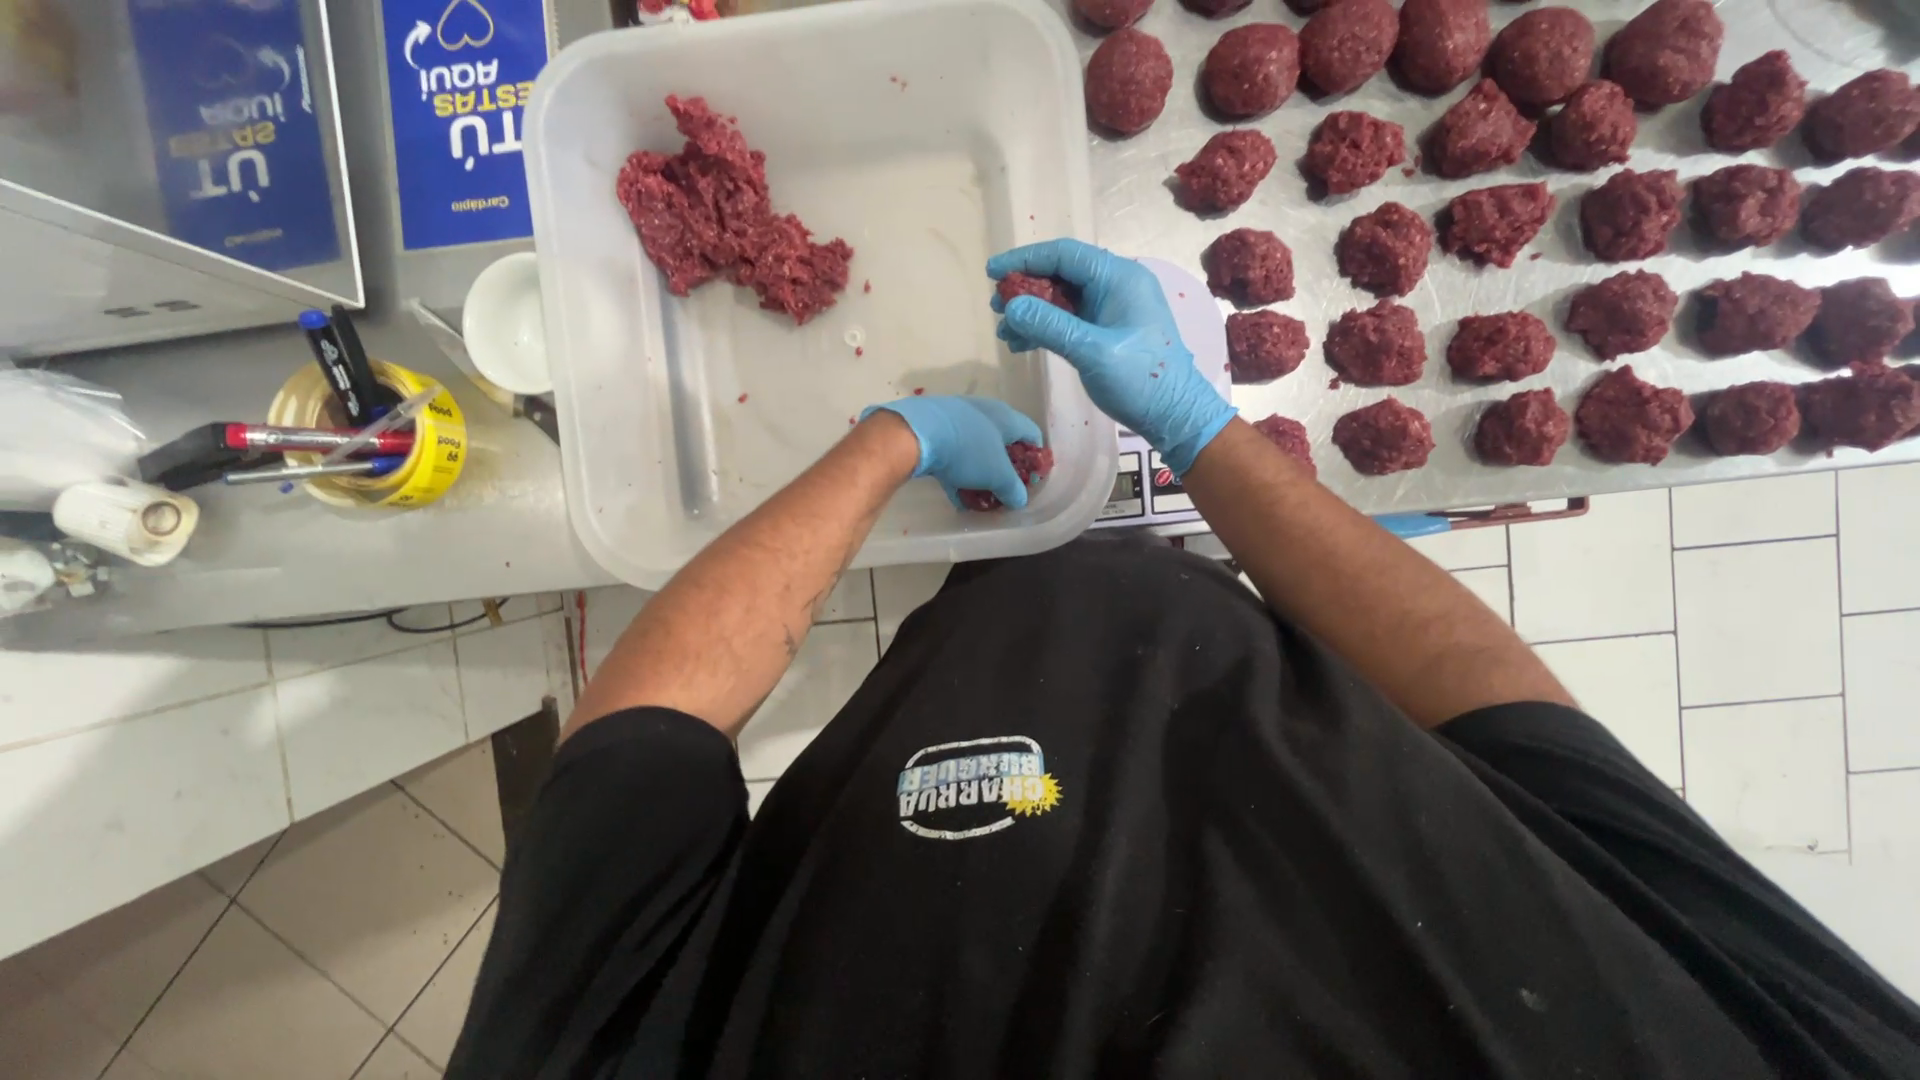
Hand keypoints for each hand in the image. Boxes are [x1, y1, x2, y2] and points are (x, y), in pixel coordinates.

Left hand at [861, 395, 1043, 509]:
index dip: (1035, 457)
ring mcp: (957, 418)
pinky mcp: (935, 428)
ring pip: (975, 448)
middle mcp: (984, 412)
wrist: (917, 433)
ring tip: (978, 495)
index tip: (1031, 478)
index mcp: (1006, 418)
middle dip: (1003, 468)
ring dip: (979, 472)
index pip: (1032, 434)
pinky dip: (957, 471)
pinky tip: (954, 492)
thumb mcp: (997, 475)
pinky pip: (953, 453)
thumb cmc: (968, 450)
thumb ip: (1013, 489)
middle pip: (1002, 441)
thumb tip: (1020, 500)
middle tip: (1003, 488)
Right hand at [988, 239, 1234, 474]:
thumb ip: (1050, 326)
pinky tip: (1021, 344)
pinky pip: (1068, 318)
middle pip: (1061, 273)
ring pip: (1061, 298)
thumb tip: (1011, 307)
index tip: (992, 272)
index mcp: (1119, 278)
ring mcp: (1111, 308)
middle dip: (1025, 288)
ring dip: (1031, 311)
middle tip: (996, 307)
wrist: (1174, 414)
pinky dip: (1044, 328)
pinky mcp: (1106, 330)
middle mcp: (1115, 285)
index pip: (1065, 254)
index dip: (1025, 259)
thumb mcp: (1092, 352)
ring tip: (1005, 332)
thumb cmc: (1141, 380)